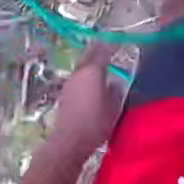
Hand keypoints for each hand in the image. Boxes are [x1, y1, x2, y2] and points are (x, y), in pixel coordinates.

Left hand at [46, 42, 124, 162]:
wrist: (70, 141)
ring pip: (82, 67)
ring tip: (102, 67)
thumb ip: (115, 90)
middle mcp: (79, 72)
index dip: (112, 45)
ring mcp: (69, 83)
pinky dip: (85, 78)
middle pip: (89, 56)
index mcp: (93, 71)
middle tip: (109, 49)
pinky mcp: (64, 95)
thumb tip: (114, 83)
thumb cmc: (96, 122)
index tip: (119, 42)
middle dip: (99, 51)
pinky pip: (78, 79)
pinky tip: (91, 86)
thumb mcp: (114, 107)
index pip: (103, 51)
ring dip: (91, 65)